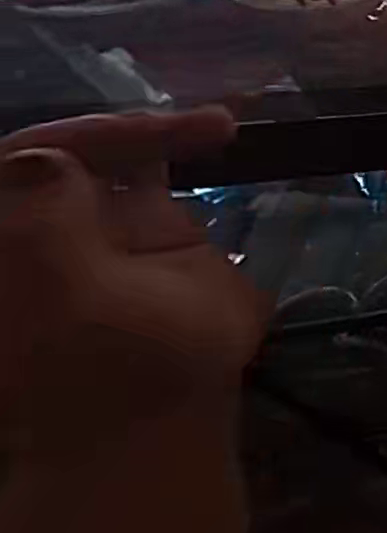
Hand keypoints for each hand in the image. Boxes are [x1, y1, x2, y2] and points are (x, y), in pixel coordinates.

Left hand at [0, 108, 265, 451]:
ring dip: (157, 129)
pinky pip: (149, 173)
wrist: (160, 407)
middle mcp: (36, 222)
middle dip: (131, 127)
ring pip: (109, 154)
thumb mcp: (64, 302)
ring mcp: (95, 223)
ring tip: (220, 124)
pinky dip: (175, 147)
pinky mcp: (151, 230)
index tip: (159, 131)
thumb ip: (41, 231)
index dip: (82, 137)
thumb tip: (45, 158)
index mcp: (4, 237)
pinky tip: (215, 134)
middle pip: (66, 149)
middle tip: (211, 125)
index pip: (21, 163)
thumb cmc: (102, 365)